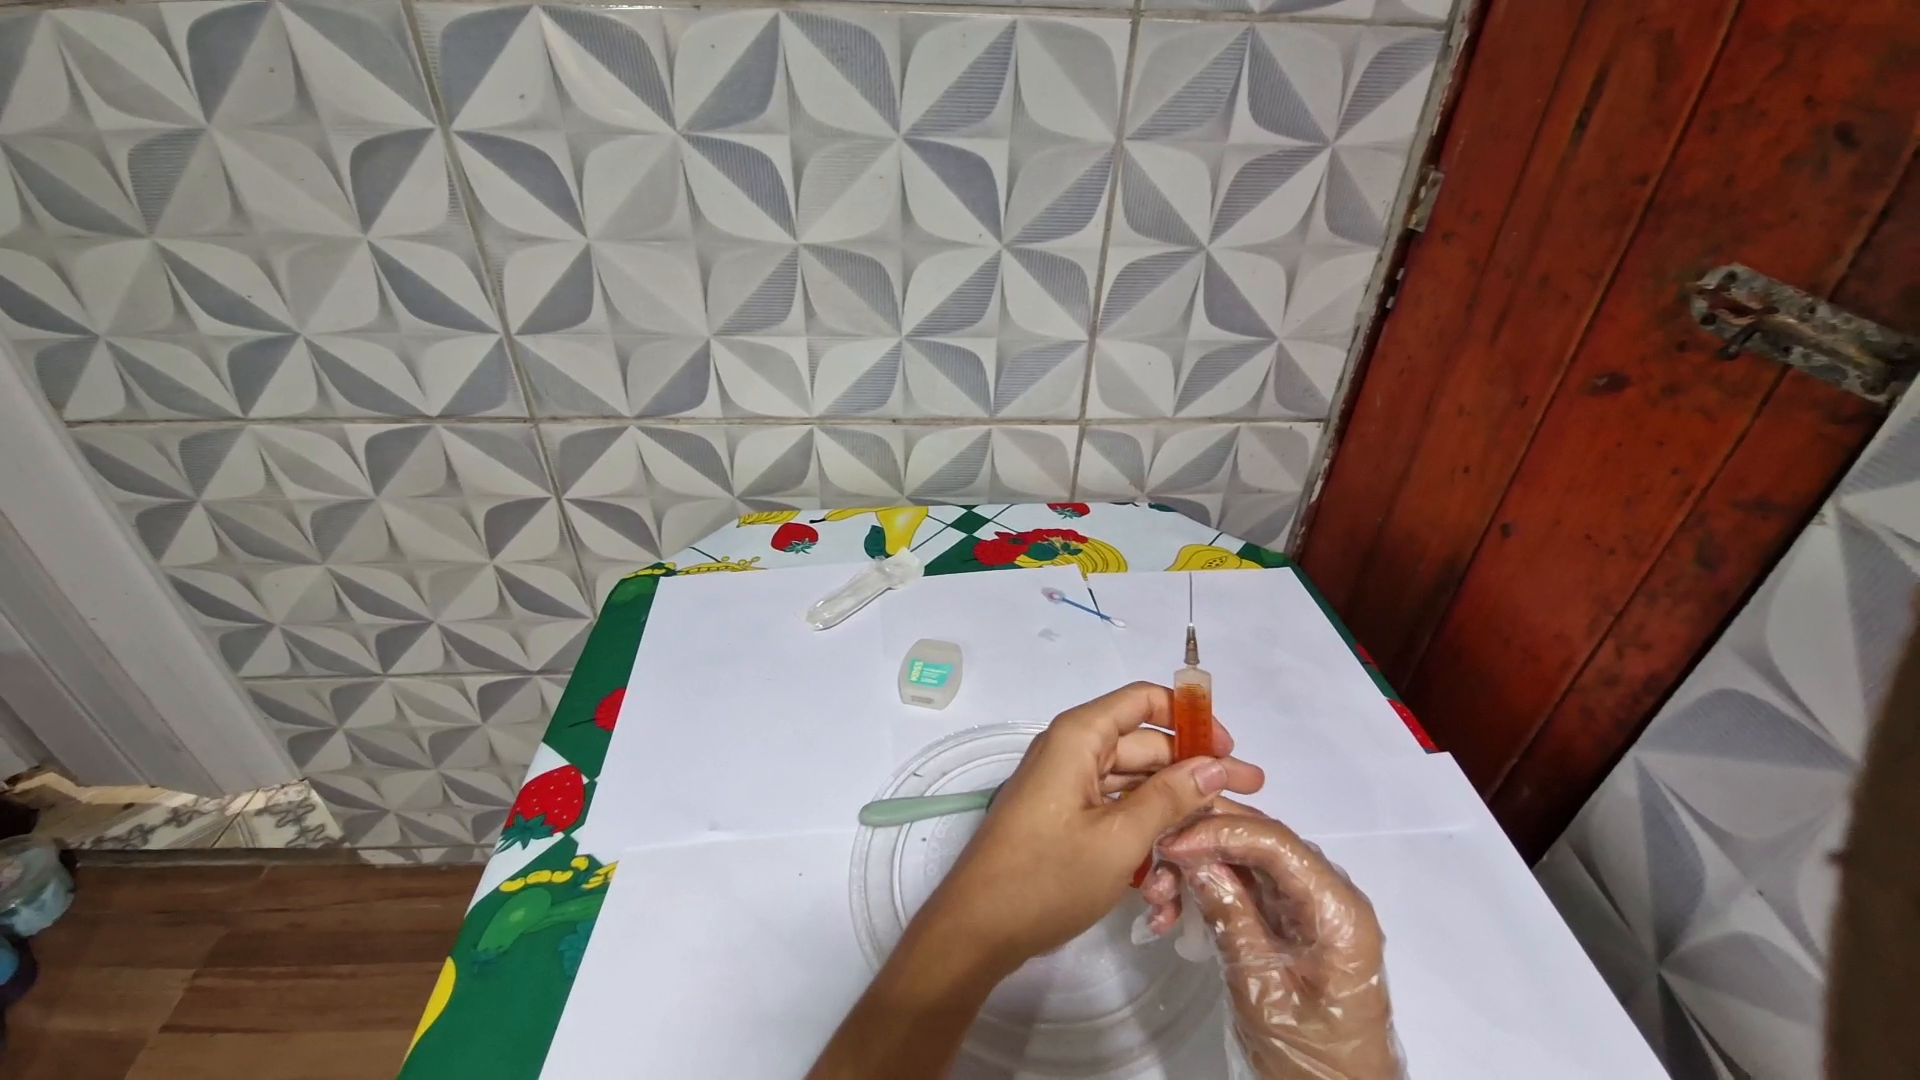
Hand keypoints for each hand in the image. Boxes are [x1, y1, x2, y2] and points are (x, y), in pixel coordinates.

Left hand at [912, 682, 1265, 975]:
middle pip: (1145, 747)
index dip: (1190, 717)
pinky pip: (1114, 812)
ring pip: (1134, 785)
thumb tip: (1216, 766)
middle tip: (1247, 800)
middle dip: (1194, 773)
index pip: (1143, 701)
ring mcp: (1068, 787)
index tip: (1230, 750)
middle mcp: (1072, 751)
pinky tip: (1172, 871)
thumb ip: (1170, 798)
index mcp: (1079, 737)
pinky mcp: (1066, 819)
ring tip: (1217, 842)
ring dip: (1171, 812)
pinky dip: (1143, 833)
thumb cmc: (1047, 876)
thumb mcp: (1119, 838)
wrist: (978, 929)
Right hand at [1142, 806, 1401, 1079]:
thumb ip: (1230, 917)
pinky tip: (1171, 913)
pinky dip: (1202, 889)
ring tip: (1157, 902)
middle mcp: (1325, 892)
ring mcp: (1304, 902)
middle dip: (1199, 844)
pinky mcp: (1285, 915)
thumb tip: (1190, 858)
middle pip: (1255, 838)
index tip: (1167, 846)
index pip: (1274, 842)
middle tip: (1154, 866)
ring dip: (1194, 868)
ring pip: (1239, 856)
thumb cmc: (1311, 1055)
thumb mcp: (1262, 989)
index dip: (1217, 832)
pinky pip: (1238, 882)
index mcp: (1336, 908)